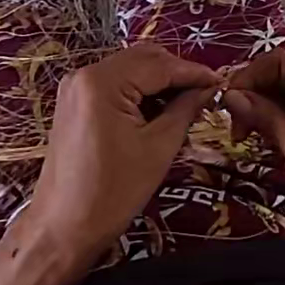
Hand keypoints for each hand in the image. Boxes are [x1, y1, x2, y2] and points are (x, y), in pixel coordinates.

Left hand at [15, 44, 220, 272]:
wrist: (63, 226)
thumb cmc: (113, 192)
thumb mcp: (158, 148)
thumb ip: (184, 109)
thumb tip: (208, 88)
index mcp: (102, 81)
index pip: (157, 64)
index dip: (193, 71)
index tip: (221, 82)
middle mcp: (84, 73)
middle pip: (141, 58)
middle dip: (175, 73)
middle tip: (206, 94)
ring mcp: (75, 85)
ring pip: (128, 69)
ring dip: (157, 81)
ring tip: (187, 104)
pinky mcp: (74, 100)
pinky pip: (113, 83)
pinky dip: (138, 91)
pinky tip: (159, 110)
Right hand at [223, 50, 284, 262]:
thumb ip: (264, 115)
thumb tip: (228, 93)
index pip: (279, 61)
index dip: (249, 75)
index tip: (226, 100)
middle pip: (277, 75)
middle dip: (250, 94)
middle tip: (229, 123)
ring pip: (278, 94)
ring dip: (255, 109)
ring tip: (239, 134)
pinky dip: (267, 121)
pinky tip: (253, 138)